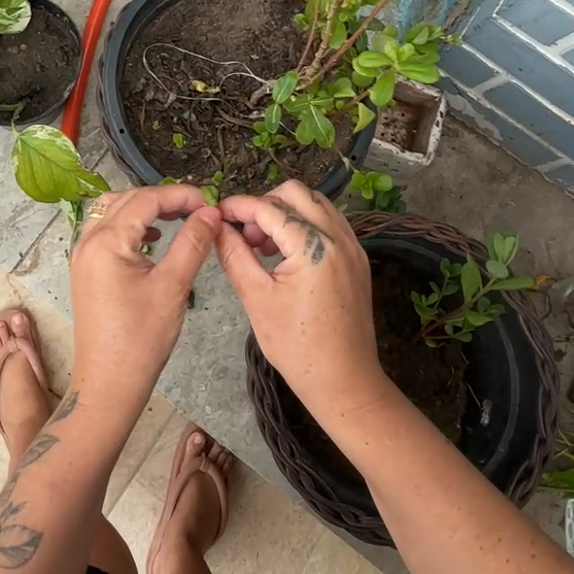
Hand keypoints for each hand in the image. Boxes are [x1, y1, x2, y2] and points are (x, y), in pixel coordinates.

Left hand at [69, 184, 219, 416]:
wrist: (109, 384)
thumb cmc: (141, 339)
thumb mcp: (173, 286)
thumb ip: (193, 243)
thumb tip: (211, 213)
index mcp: (106, 241)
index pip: (147, 199)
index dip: (181, 195)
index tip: (210, 204)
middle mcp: (88, 241)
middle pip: (128, 199)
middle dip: (164, 198)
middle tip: (197, 209)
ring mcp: (83, 256)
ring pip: (113, 211)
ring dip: (144, 208)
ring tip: (177, 218)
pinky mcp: (86, 270)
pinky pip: (106, 231)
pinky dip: (130, 225)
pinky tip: (154, 239)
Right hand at [216, 181, 391, 420]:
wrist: (344, 380)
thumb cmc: (297, 346)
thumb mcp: (256, 298)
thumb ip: (234, 255)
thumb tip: (216, 227)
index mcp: (313, 246)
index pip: (268, 207)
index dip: (238, 207)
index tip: (216, 214)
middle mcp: (338, 237)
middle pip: (295, 193)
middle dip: (264, 204)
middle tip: (244, 233)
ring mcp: (352, 246)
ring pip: (315, 203)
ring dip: (285, 212)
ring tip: (263, 245)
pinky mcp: (357, 259)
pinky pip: (329, 223)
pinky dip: (304, 225)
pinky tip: (286, 253)